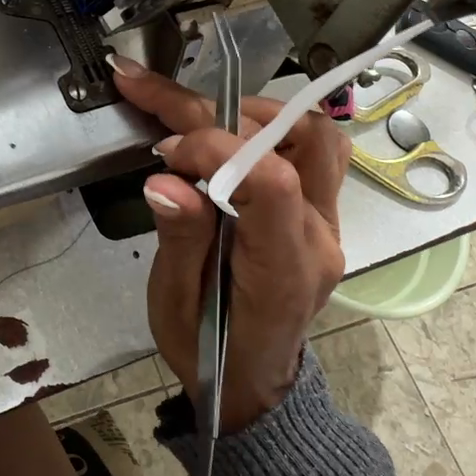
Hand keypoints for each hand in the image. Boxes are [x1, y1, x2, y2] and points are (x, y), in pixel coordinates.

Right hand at [108, 55, 348, 432]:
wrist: (252, 379)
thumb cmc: (208, 349)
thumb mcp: (175, 305)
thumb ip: (179, 238)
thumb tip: (164, 178)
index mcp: (283, 268)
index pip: (271, 180)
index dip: (215, 147)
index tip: (164, 151)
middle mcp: (318, 236)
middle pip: (289, 143)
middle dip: (210, 113)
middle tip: (148, 95)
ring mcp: (328, 221)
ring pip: (316, 135)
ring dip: (253, 111)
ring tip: (195, 115)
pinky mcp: (320, 211)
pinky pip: (313, 149)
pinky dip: (270, 125)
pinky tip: (225, 129)